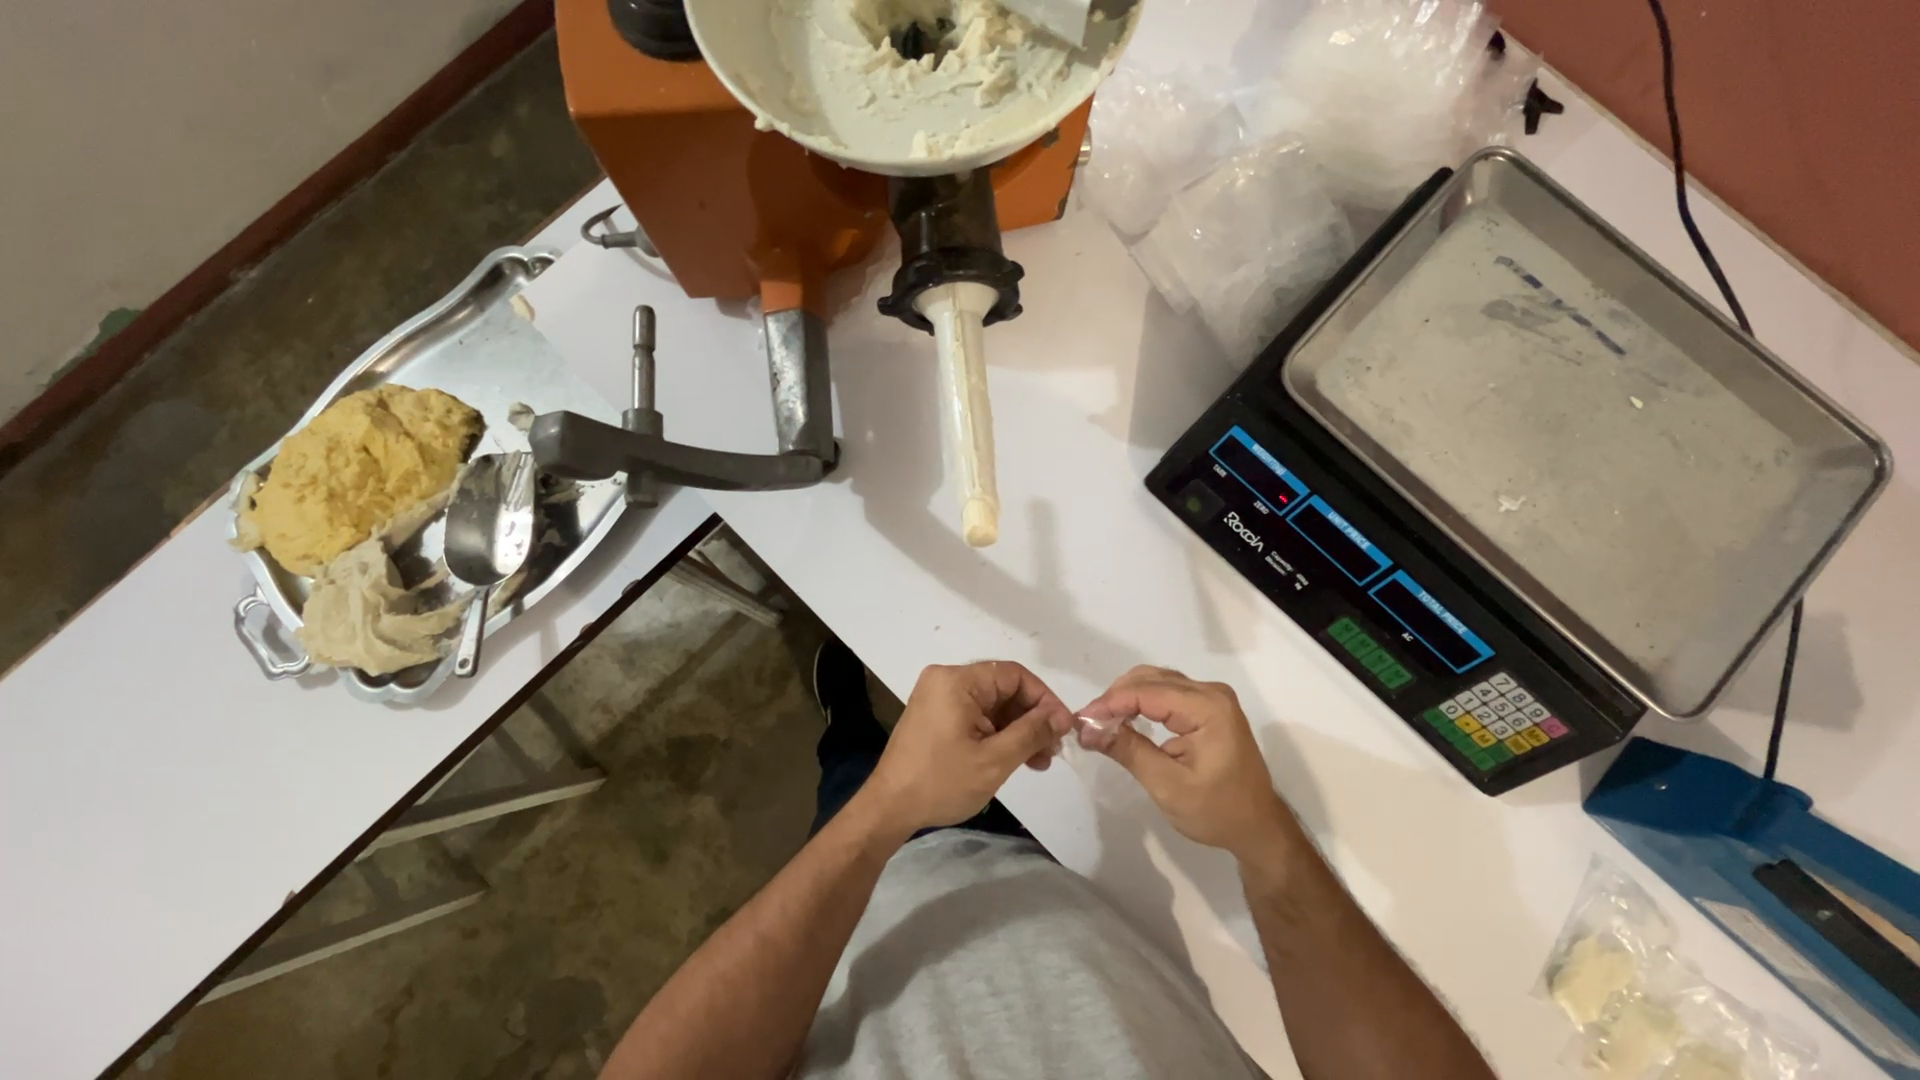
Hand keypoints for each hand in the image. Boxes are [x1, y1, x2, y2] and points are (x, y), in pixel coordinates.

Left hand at [863, 661, 1073, 833]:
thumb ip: (1032, 732)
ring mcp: (938, 699)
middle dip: (1032, 719)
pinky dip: (997, 734)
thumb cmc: (941, 782)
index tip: (1063, 728)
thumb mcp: (994, 759)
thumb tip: (1061, 716)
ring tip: (1038, 762)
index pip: (1014, 675)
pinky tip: (1015, 759)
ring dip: (1017, 730)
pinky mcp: (935, 717)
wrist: (889, 808)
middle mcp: (946, 681)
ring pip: (992, 705)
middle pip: (1003, 689)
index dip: (1044, 699)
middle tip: (1052, 751)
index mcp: (956, 681)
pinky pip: (976, 716)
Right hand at [1078, 667, 1300, 859]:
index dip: (1109, 703)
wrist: (1257, 828)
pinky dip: (1142, 703)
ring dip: (1126, 698)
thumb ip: (1128, 750)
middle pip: (1151, 679)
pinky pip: (1168, 694)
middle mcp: (1211, 693)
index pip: (1147, 692)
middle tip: (1088, 724)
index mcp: (1208, 708)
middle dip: (1115, 698)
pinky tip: (1124, 720)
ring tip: (1101, 723)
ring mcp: (1212, 699)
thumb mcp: (1167, 785)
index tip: (1079, 721)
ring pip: (1157, 683)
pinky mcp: (1209, 709)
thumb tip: (1087, 729)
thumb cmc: (1217, 811)